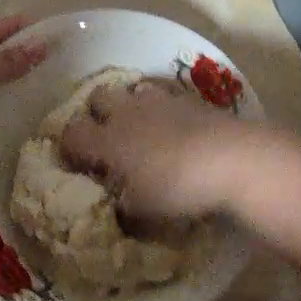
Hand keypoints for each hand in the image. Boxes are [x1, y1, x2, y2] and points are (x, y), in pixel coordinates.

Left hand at [0, 15, 48, 180]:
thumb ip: (7, 63)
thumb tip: (43, 44)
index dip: (28, 30)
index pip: (0, 29)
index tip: (61, 35)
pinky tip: (30, 122)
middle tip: (67, 70)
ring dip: (18, 92)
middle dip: (28, 63)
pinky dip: (5, 115)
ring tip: (57, 97)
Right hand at [58, 79, 260, 220]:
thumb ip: (125, 208)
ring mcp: (159, 101)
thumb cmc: (178, 187)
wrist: (233, 158)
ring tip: (140, 127)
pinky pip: (164, 93)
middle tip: (105, 137)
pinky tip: (172, 123)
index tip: (75, 162)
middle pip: (97, 98)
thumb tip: (119, 209)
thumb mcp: (145, 210)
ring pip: (132, 90)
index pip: (71, 134)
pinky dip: (161, 106)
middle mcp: (127, 113)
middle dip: (96, 114)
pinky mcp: (189, 98)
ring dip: (130, 105)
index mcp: (108, 140)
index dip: (67, 146)